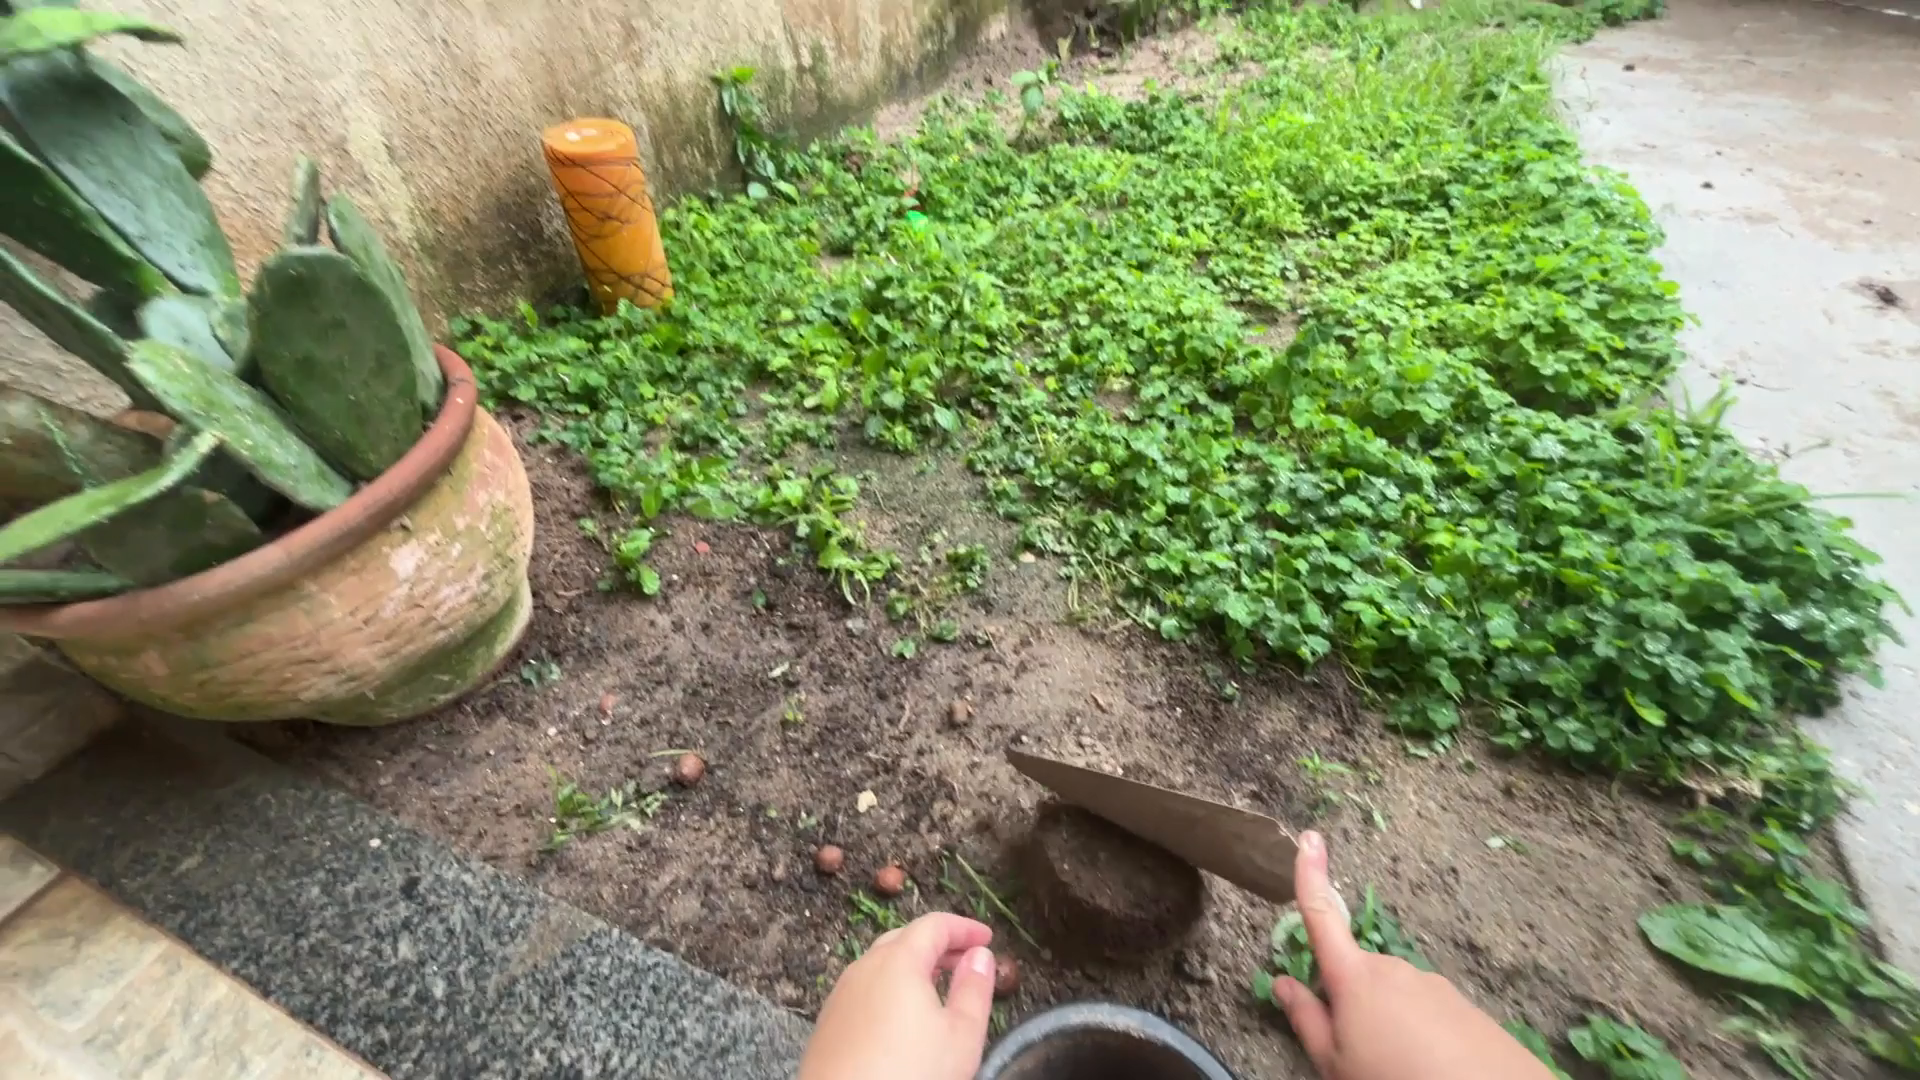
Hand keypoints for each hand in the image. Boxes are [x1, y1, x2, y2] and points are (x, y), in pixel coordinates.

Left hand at [798, 912, 996, 1079]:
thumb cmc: (910, 1076)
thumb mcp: (960, 1036)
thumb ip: (975, 988)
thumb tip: (979, 955)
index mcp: (898, 960)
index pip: (934, 925)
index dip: (964, 927)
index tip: (988, 938)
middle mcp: (865, 966)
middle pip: (905, 938)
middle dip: (938, 944)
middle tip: (966, 960)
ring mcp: (842, 993)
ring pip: (881, 962)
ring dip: (913, 965)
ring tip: (937, 986)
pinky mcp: (828, 1021)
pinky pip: (865, 988)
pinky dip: (889, 987)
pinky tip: (900, 1018)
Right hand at [1271, 831, 1552, 1079]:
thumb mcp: (1336, 1064)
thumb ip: (1307, 1019)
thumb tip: (1282, 982)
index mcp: (1354, 977)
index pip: (1322, 914)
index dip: (1311, 874)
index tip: (1310, 836)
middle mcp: (1393, 969)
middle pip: (1360, 975)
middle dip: (1355, 1003)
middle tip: (1362, 1051)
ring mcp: (1435, 987)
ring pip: (1398, 999)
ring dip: (1393, 1024)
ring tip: (1406, 1069)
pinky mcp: (1471, 1011)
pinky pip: (1436, 1018)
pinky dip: (1430, 1039)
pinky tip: (1440, 1073)